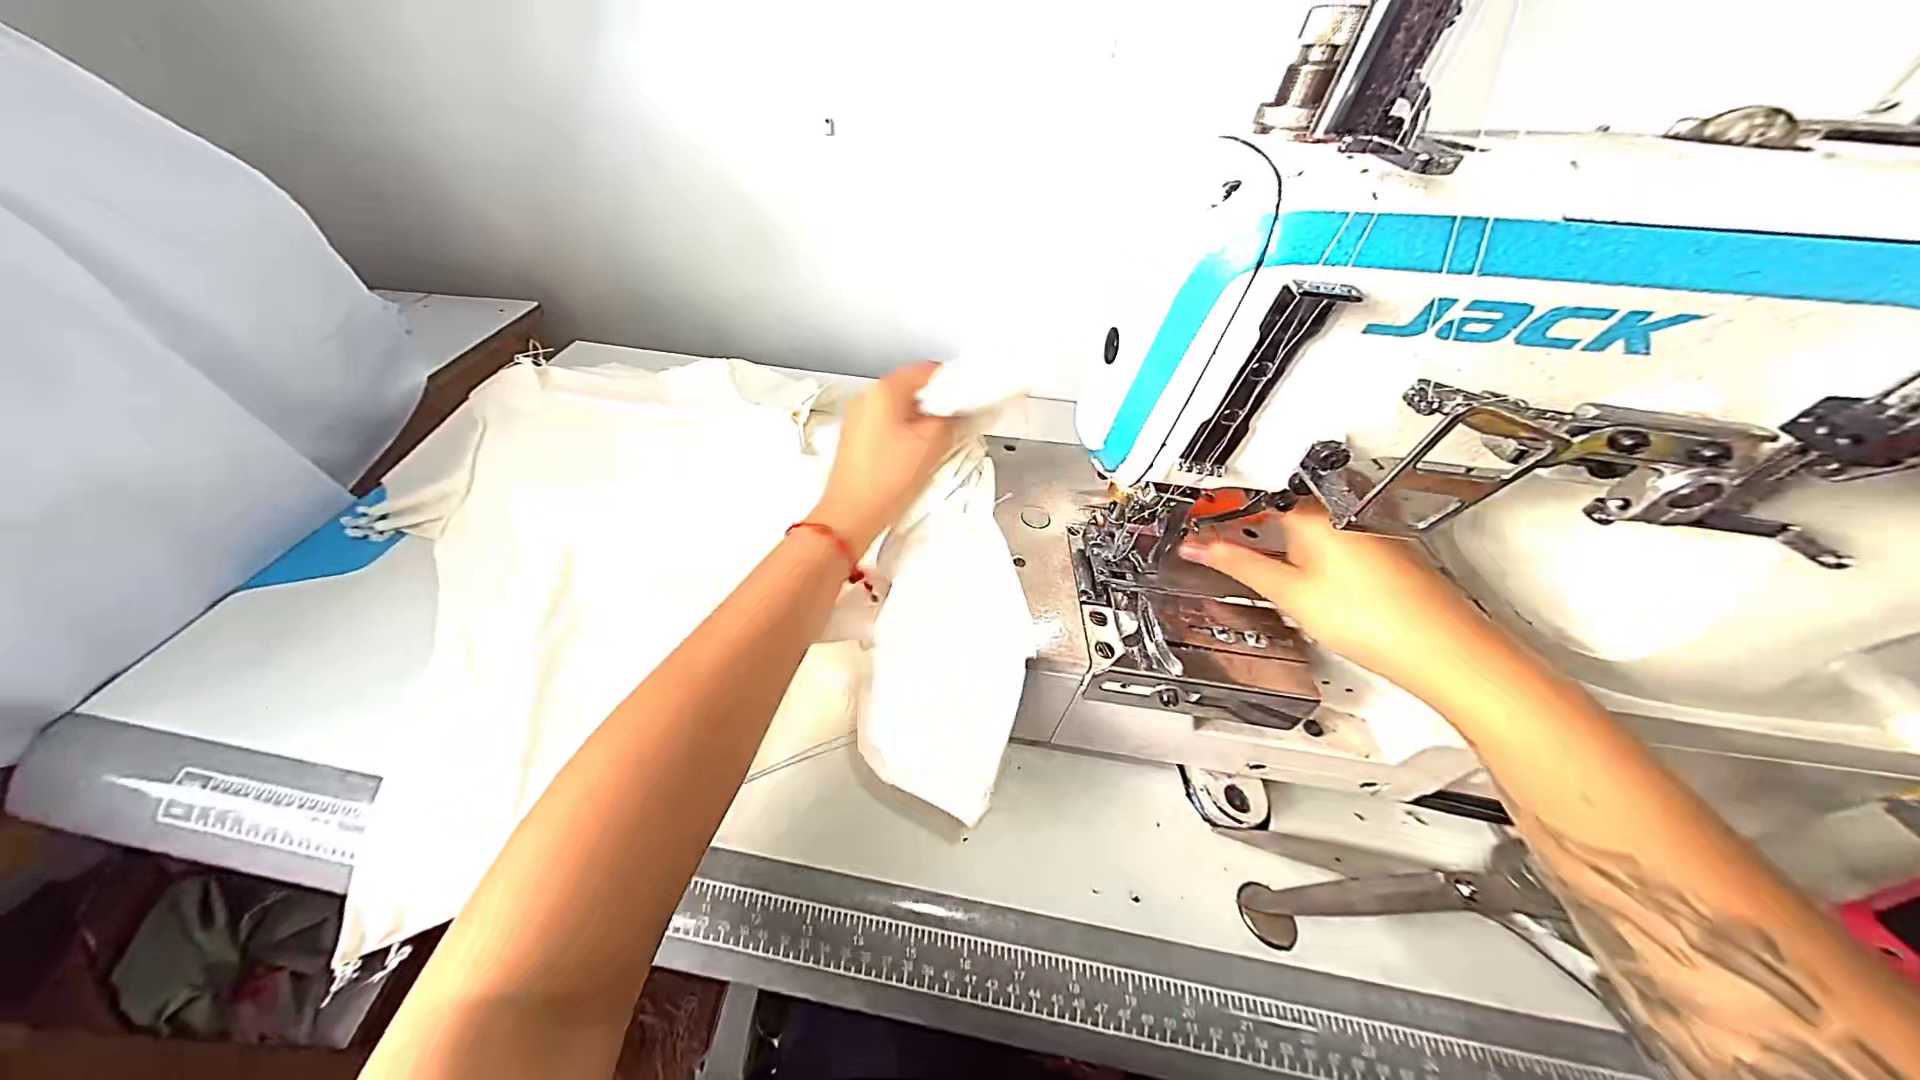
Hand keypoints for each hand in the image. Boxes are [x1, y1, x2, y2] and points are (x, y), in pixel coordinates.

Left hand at [810, 362, 959, 549]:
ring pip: (900, 409)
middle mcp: (866, 398)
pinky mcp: (857, 438)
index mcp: (883, 390)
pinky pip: (888, 425)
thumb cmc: (882, 482)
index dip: (952, 384)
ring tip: (931, 446)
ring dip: (921, 422)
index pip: (927, 371)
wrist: (852, 513)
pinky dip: (904, 434)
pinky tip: (913, 457)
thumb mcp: (931, 444)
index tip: (966, 399)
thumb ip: (950, 418)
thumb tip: (958, 410)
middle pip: (913, 389)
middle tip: (953, 425)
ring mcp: (858, 418)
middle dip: (936, 406)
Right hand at [1179, 498, 1513, 705]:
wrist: (1442, 649)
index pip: (1253, 503)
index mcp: (1316, 513)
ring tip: (1280, 582)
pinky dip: (1317, 559)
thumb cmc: (1377, 619)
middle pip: (1282, 512)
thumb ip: (1236, 563)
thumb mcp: (1287, 592)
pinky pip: (1336, 542)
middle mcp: (1345, 512)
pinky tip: (1321, 590)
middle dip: (1255, 533)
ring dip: (1286, 547)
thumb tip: (1199, 547)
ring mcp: (1369, 529)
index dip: (1221, 519)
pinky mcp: (1386, 549)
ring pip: (1311, 528)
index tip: (1201, 532)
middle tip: (1229, 557)